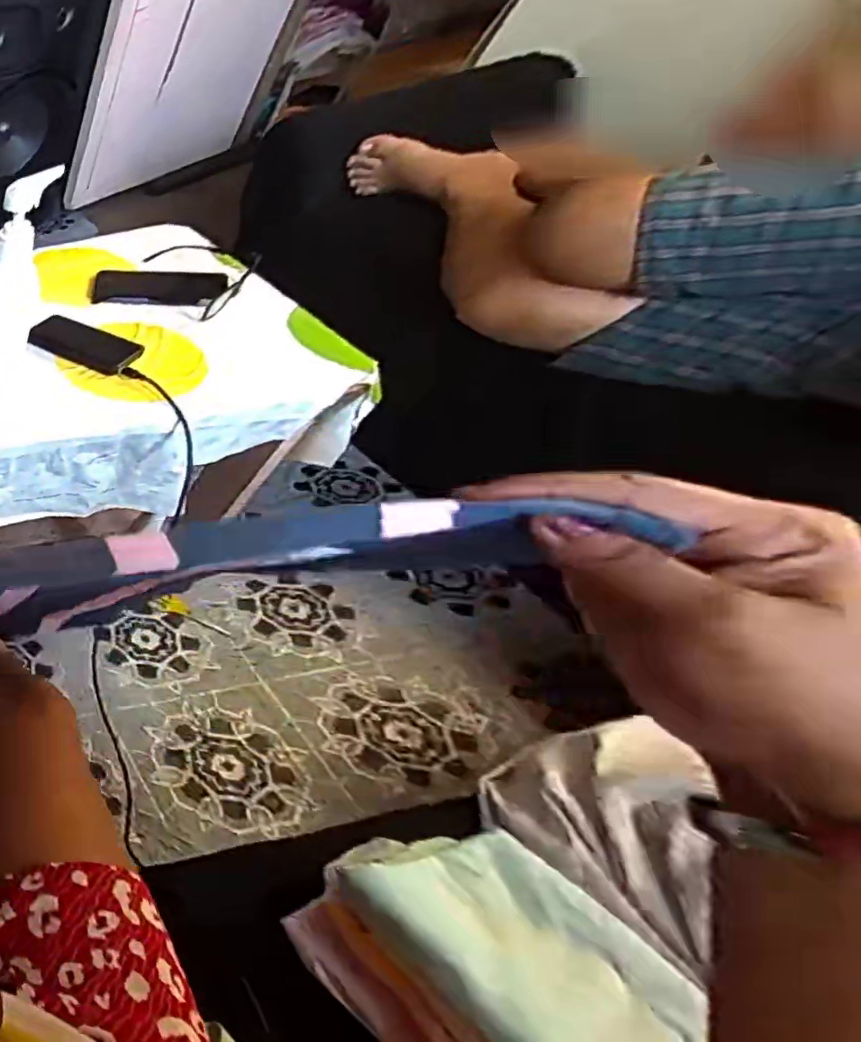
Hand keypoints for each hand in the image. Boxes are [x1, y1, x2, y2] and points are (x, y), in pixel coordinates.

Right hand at [463, 473, 860, 819]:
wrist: (844, 797)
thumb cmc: (802, 705)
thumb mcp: (712, 627)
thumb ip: (623, 566)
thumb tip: (544, 523)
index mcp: (774, 532)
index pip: (640, 496)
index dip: (552, 491)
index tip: (478, 495)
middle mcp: (739, 547)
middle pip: (619, 517)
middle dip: (543, 514)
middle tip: (466, 515)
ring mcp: (706, 584)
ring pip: (605, 549)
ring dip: (546, 544)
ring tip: (481, 535)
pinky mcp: (676, 619)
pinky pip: (607, 585)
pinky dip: (563, 576)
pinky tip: (528, 566)